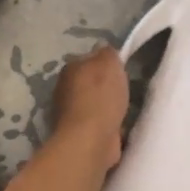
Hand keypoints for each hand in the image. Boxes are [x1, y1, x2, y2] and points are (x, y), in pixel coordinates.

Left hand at [51, 47, 128, 165]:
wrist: (91, 140)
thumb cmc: (101, 97)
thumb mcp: (109, 63)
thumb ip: (107, 53)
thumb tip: (104, 50)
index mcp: (70, 69)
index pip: (89, 59)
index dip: (106, 63)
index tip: (121, 70)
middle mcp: (64, 89)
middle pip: (90, 83)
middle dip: (105, 87)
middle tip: (124, 90)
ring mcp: (69, 114)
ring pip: (93, 104)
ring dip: (106, 108)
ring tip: (124, 110)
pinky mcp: (79, 134)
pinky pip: (97, 124)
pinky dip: (107, 125)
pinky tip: (118, 127)